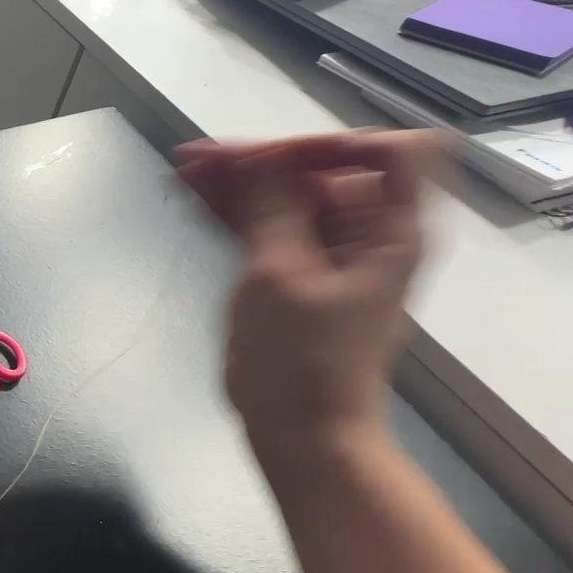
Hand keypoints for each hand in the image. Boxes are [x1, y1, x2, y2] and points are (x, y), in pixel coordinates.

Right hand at [176, 130, 437, 442]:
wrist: (299, 427)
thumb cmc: (298, 357)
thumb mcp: (281, 276)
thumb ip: (272, 210)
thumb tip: (258, 156)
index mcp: (390, 232)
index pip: (390, 154)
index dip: (332, 145)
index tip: (268, 160)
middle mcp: (366, 233)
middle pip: (321, 172)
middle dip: (262, 160)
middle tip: (198, 158)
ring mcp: (327, 252)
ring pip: (284, 197)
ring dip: (238, 182)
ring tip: (183, 171)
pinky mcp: (291, 271)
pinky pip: (265, 225)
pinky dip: (233, 210)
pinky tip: (194, 198)